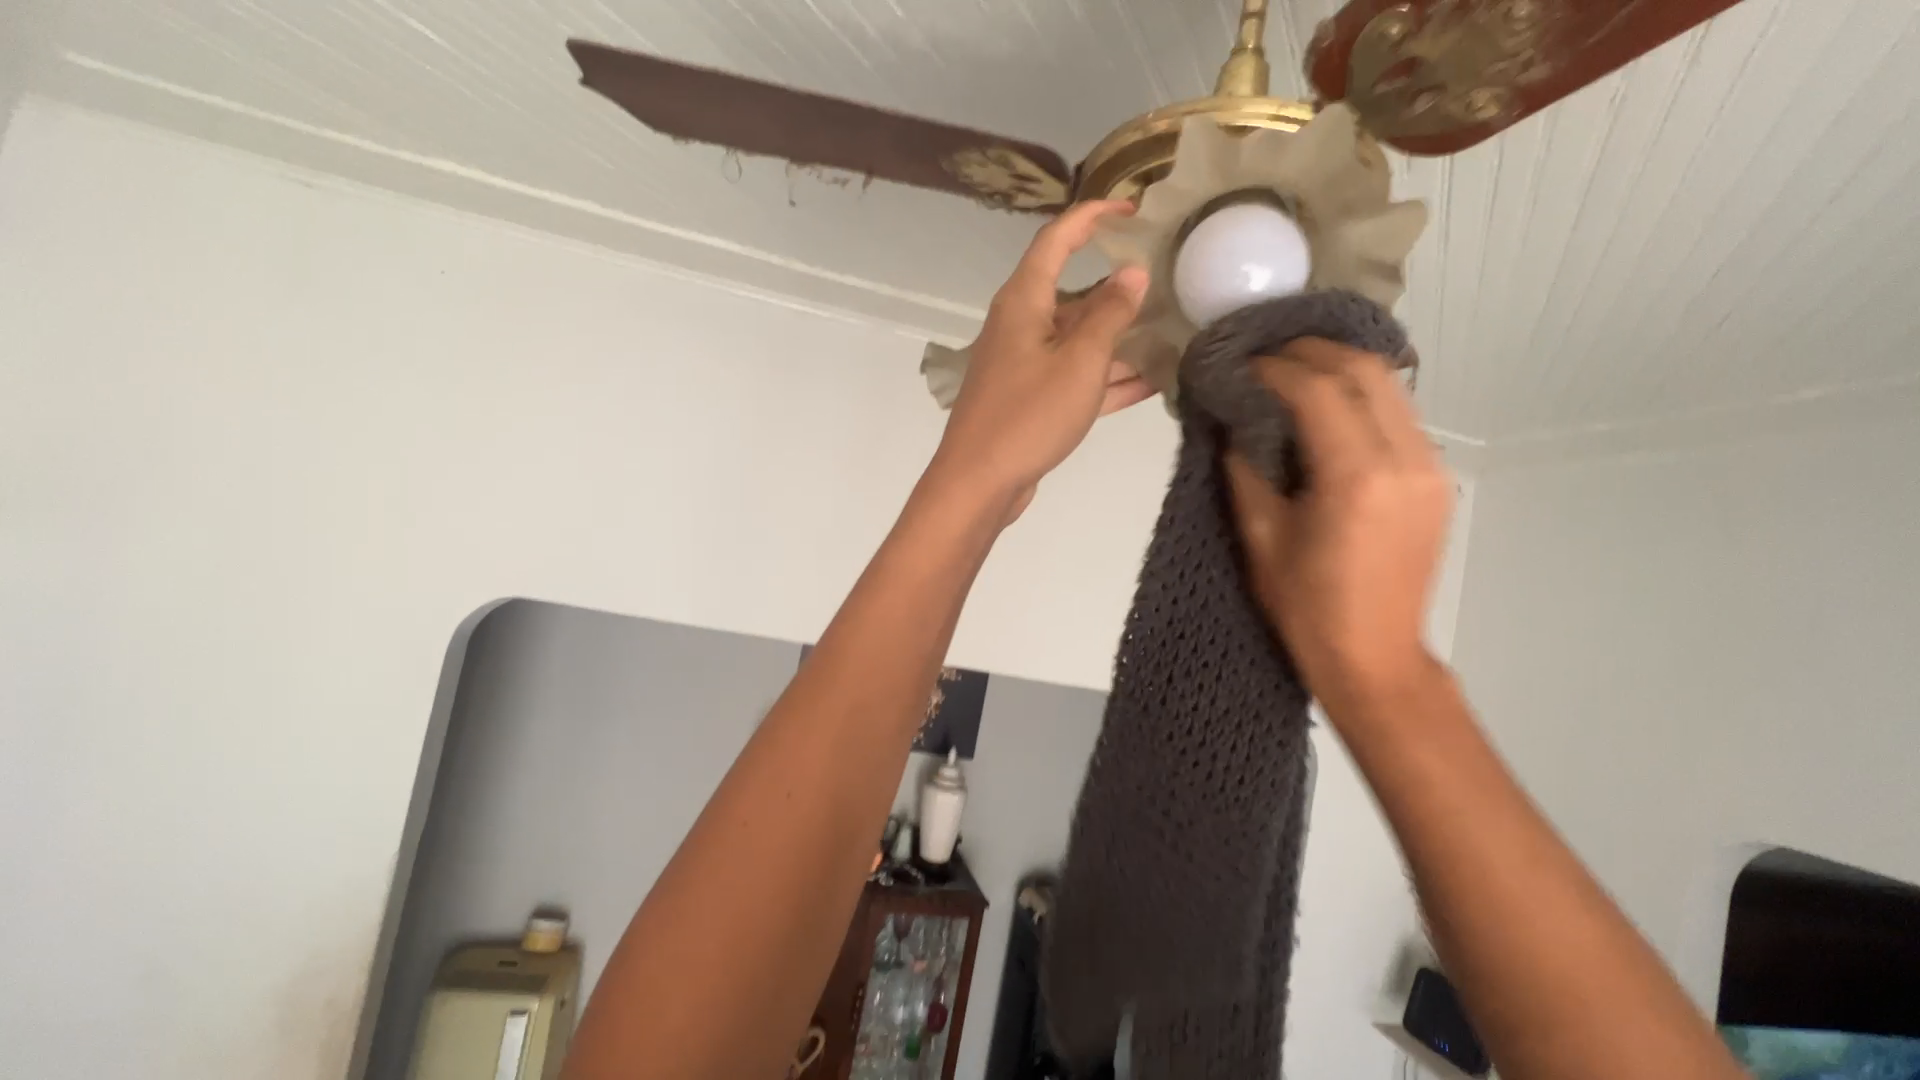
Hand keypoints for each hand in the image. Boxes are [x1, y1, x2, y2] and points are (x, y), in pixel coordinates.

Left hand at [930, 200, 1154, 519]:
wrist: (979, 483)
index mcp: (1024, 302)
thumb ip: (1109, 315)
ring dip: (1120, 340)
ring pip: (1078, 341)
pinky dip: (1107, 379)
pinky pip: (1075, 379)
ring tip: (1171, 335)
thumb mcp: (1079, 362)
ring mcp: (1024, 365)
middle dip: (1118, 290)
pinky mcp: (1031, 401)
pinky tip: (1152, 383)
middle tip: (1166, 284)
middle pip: (1073, 295)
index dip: (1092, 216)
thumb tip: (1131, 274)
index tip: (1131, 208)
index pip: (1057, 239)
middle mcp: (1021, 325)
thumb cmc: (1028, 415)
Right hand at [1224, 339, 1453, 717]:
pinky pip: (1400, 416)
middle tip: (1269, 353)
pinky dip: (1363, 396)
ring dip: (1342, 368)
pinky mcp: (1436, 480)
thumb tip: (1234, 421)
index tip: (1241, 364)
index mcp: (1355, 479)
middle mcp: (1405, 461)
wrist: (1374, 657)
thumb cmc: (1306, 608)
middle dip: (1314, 351)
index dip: (1276, 368)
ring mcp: (1430, 469)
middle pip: (1366, 371)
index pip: (1319, 391)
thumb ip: (1246, 469)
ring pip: (1391, 386)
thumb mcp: (1259, 538)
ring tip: (1295, 369)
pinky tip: (1330, 405)